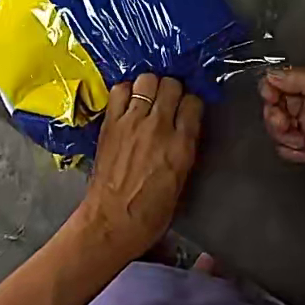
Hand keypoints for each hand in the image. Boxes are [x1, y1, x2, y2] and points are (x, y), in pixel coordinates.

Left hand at [72, 73, 201, 260]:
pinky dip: (125, 90)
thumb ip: (185, 145)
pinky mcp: (110, 124)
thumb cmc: (152, 211)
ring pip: (146, 80)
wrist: (111, 224)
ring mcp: (132, 122)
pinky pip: (119, 90)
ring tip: (147, 97)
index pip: (194, 102)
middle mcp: (159, 127)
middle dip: (172, 88)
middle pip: (171, 84)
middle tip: (167, 100)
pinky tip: (128, 102)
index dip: (191, 102)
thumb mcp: (183, 177)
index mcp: (181, 144)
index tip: (187, 108)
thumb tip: (185, 126)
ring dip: (150, 85)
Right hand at [260, 69, 304, 194]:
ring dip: (282, 132)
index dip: (274, 86)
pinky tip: (304, 152)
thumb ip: (304, 82)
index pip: (288, 81)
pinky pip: (285, 147)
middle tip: (282, 121)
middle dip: (275, 112)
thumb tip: (273, 74)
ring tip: (298, 139)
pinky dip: (289, 149)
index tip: (268, 94)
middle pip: (278, 104)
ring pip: (278, 126)